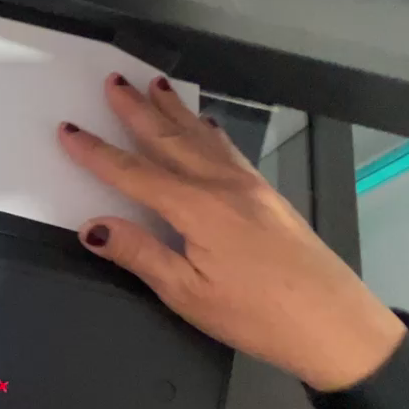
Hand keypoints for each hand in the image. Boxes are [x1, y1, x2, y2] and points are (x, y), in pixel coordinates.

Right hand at [57, 76, 405, 391]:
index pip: (134, 173)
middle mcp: (224, 187)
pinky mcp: (268, 196)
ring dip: (173, 110)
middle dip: (137, 109)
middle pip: (170, 140)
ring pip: (202, 137)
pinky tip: (205, 124)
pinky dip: (208, 130)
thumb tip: (94, 228)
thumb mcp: (187, 294)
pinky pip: (228, 149)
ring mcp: (250, 188)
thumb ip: (139, 254)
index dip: (96, 152)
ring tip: (154, 85)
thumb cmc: (259, 316)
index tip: (69, 130)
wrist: (338, 327)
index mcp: (198, 209)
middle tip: (113, 81)